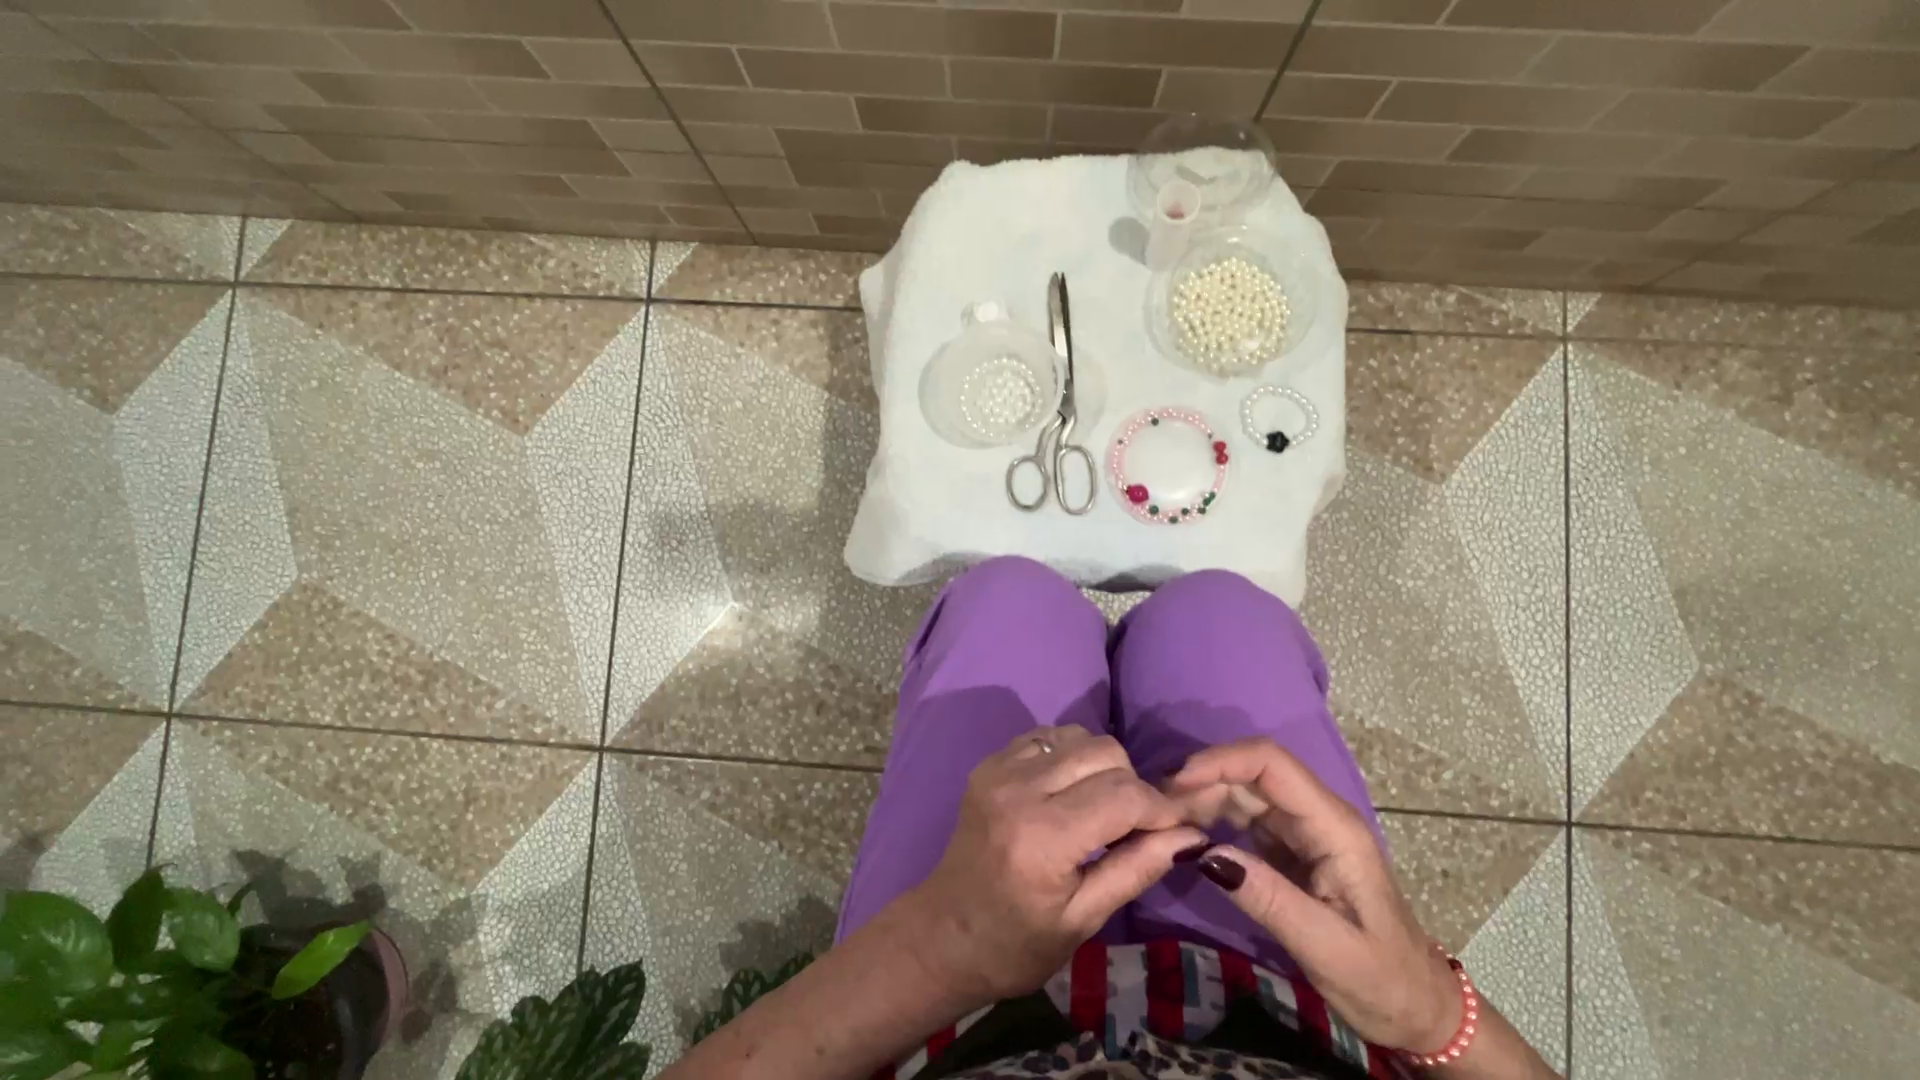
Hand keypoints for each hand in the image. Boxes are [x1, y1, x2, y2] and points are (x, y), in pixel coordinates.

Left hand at [909, 727, 1206, 1002]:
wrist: (945, 934)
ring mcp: (999, 769)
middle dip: (1134, 785)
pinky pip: (1048, 737)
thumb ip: (1137, 868)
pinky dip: (1071, 756)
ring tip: (1101, 808)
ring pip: (1079, 736)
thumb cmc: (1017, 943)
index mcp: (1043, 837)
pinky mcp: (989, 763)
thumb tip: (1192, 833)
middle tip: (1137, 824)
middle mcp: (1019, 789)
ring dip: (1103, 765)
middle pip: (1105, 753)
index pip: (1124, 795)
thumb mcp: (1084, 919)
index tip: (1181, 827)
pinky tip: (1070, 792)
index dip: (1162, 808)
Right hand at [1163, 737, 1462, 1054]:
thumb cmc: (1382, 980)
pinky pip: (1244, 819)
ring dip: (1201, 799)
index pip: (1272, 764)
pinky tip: (1186, 837)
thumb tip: (1204, 854)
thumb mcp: (1326, 947)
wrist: (1420, 1011)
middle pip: (1251, 773)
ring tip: (1163, 824)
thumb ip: (1267, 898)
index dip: (1221, 761)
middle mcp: (1318, 817)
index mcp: (1334, 828)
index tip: (1175, 784)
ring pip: (1243, 793)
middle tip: (1157, 813)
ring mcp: (1304, 832)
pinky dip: (1210, 820)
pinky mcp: (1290, 850)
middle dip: (1201, 782)